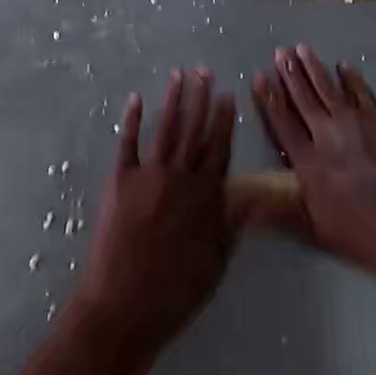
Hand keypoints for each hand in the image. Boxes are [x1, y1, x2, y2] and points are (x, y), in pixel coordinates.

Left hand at [72, 67, 235, 356]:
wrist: (125, 304)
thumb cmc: (176, 288)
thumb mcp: (217, 259)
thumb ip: (233, 220)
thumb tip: (255, 192)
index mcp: (206, 193)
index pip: (220, 146)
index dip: (224, 119)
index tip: (228, 94)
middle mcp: (181, 175)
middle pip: (194, 128)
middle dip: (201, 96)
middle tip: (205, 69)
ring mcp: (149, 174)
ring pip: (166, 128)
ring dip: (173, 98)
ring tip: (179, 73)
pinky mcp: (120, 181)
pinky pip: (128, 143)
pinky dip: (131, 120)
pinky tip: (135, 99)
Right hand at [253, 44, 375, 284]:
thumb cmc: (358, 232)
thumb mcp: (311, 226)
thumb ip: (276, 207)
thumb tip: (238, 199)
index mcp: (308, 161)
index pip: (282, 121)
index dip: (269, 98)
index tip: (259, 76)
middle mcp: (328, 136)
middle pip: (304, 98)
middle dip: (289, 74)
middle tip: (279, 52)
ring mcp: (356, 125)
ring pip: (329, 89)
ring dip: (314, 68)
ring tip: (301, 48)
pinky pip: (362, 94)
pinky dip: (352, 78)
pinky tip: (343, 65)